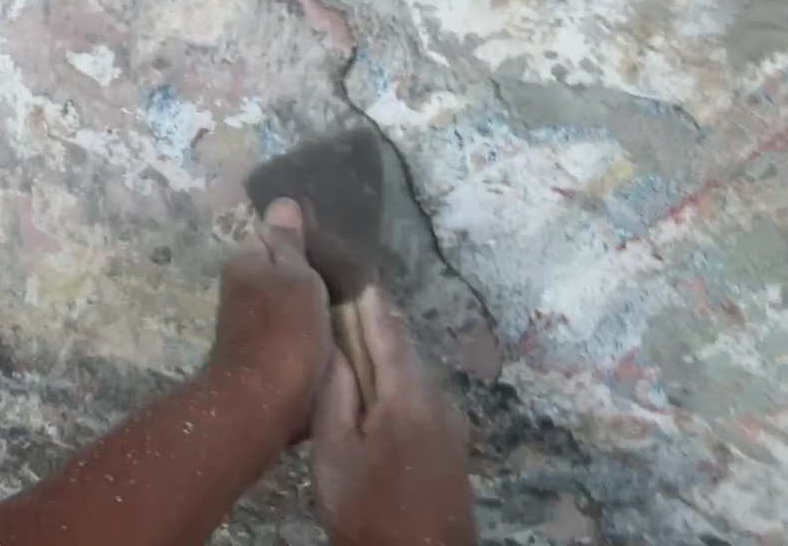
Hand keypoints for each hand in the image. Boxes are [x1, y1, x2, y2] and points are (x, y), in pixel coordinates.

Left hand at [205, 199, 333, 443]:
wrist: (263, 405)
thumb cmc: (284, 332)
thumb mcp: (296, 278)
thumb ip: (290, 243)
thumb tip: (282, 201)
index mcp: (244, 262)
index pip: (275, 237)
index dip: (304, 243)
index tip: (333, 253)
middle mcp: (239, 287)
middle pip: (282, 272)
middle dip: (309, 278)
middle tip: (347, 286)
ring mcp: (247, 322)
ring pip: (288, 304)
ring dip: (311, 309)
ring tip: (347, 314)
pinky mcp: (260, 354)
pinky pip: (290, 332)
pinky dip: (308, 335)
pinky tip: (332, 342)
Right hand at [311, 287, 474, 545]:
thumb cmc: (367, 513)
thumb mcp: (334, 455)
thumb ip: (335, 395)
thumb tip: (335, 348)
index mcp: (409, 400)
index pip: (390, 334)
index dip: (371, 303)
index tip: (353, 275)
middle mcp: (439, 402)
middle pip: (406, 348)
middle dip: (377, 324)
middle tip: (344, 302)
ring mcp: (452, 424)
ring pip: (416, 370)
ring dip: (388, 352)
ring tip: (353, 337)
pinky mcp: (454, 443)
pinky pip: (423, 393)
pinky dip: (399, 376)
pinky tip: (376, 383)